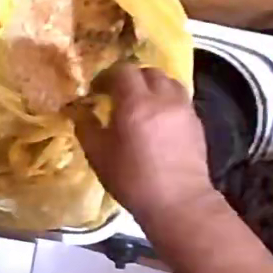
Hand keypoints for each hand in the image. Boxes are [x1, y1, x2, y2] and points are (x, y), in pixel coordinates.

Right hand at [71, 63, 219, 221]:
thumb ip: (85, 125)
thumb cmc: (130, 177)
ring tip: (138, 104)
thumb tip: (76, 110)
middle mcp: (163, 99)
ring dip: (151, 86)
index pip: (123, 70)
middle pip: (148, 72)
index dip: (106, 76)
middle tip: (116, 94)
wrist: (177, 201)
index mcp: (136, 103)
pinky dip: (165, 100)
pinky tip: (154, 120)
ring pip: (168, 82)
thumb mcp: (97, 152)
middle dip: (130, 78)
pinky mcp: (196, 123)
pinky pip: (179, 99)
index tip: (96, 90)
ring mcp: (184, 109)